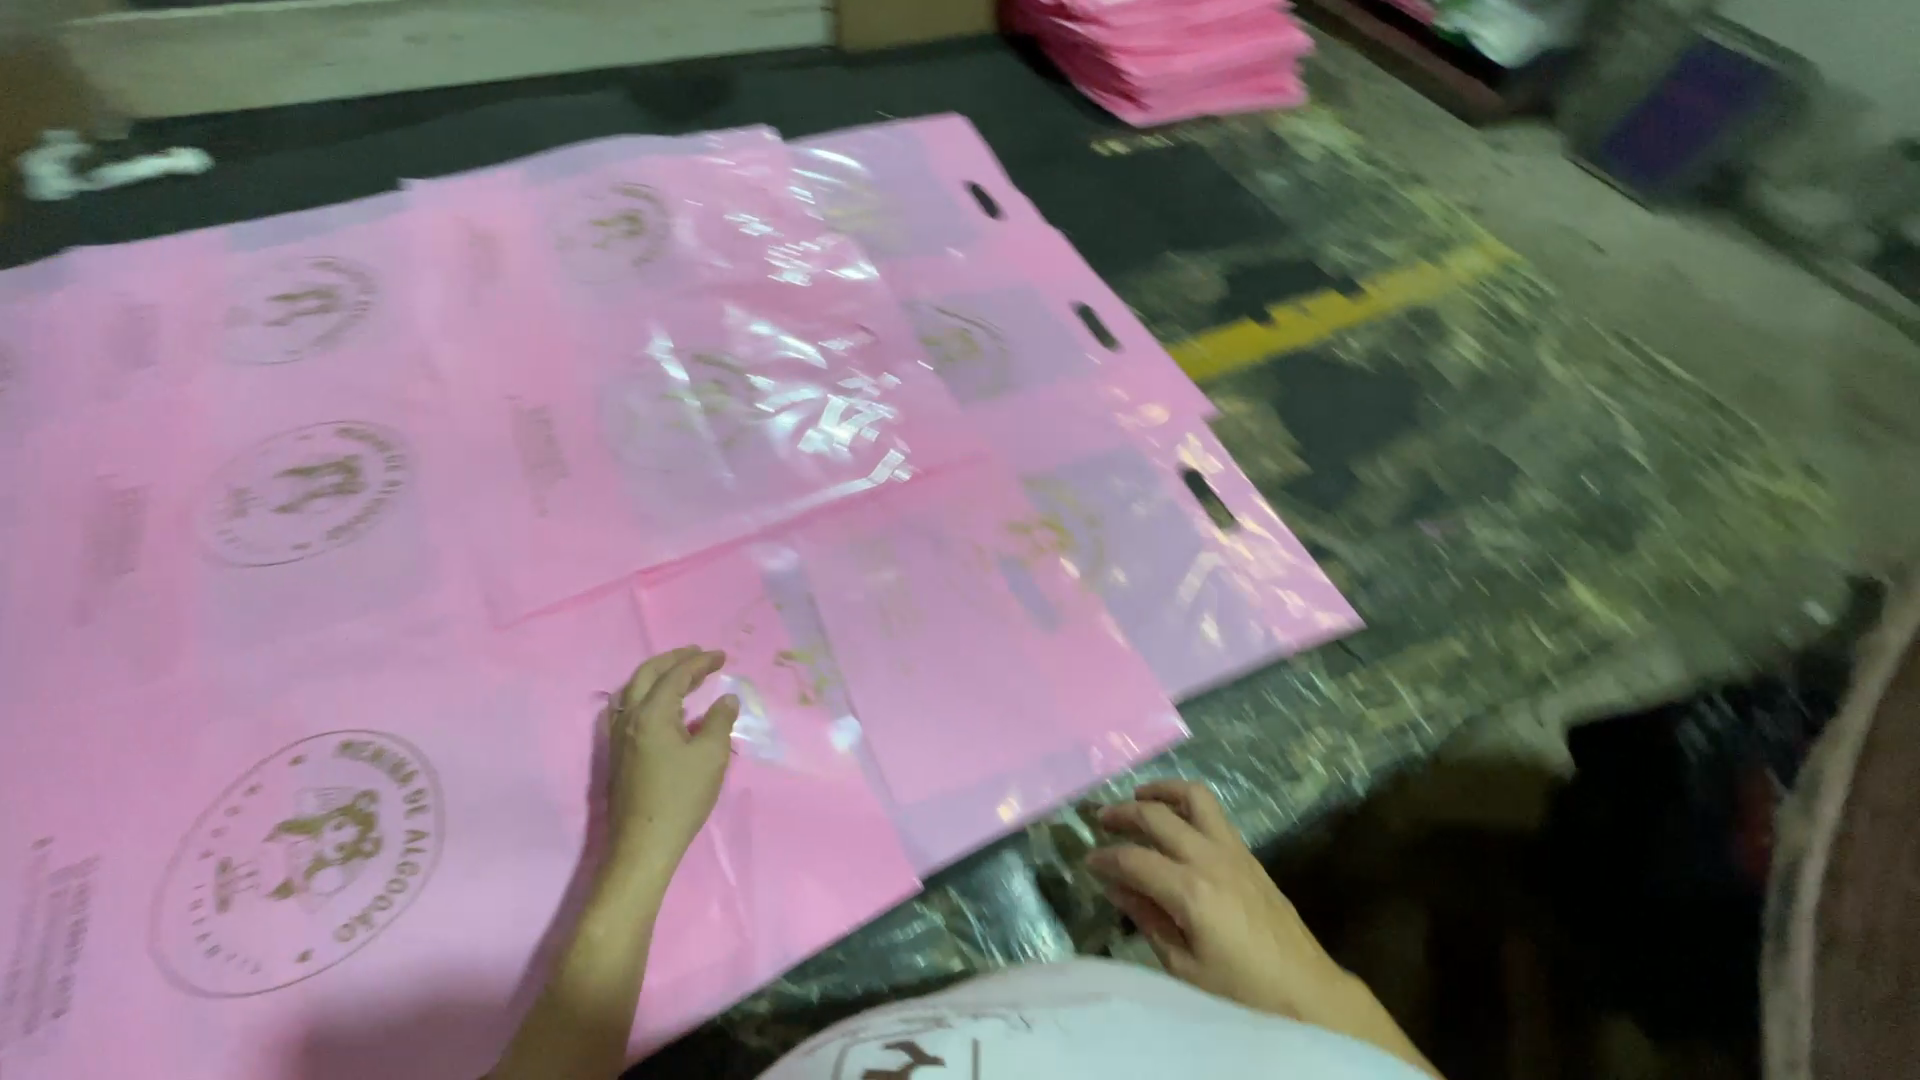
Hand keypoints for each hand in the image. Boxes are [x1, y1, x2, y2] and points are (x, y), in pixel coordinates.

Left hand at [604, 647, 739, 872]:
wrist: (644, 843)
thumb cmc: (681, 797)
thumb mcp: (711, 756)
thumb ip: (719, 721)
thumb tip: (726, 700)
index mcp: (651, 714)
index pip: (676, 676)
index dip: (700, 662)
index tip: (721, 656)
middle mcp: (629, 718)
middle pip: (647, 675)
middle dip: (674, 660)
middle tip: (698, 654)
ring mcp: (618, 736)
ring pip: (634, 691)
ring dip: (659, 676)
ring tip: (683, 676)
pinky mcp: (618, 753)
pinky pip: (630, 708)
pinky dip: (649, 695)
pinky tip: (663, 706)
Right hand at [1089, 780, 1348, 1020]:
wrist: (1308, 994)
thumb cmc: (1241, 992)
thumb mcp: (1184, 967)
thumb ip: (1147, 918)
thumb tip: (1115, 887)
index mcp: (1190, 891)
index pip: (1133, 859)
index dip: (1105, 858)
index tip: (1087, 862)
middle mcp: (1210, 859)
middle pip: (1157, 816)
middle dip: (1123, 813)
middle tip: (1101, 820)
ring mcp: (1233, 851)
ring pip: (1193, 797)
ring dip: (1161, 792)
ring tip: (1138, 797)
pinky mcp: (1249, 855)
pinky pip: (1213, 813)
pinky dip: (1185, 806)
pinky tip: (1173, 822)